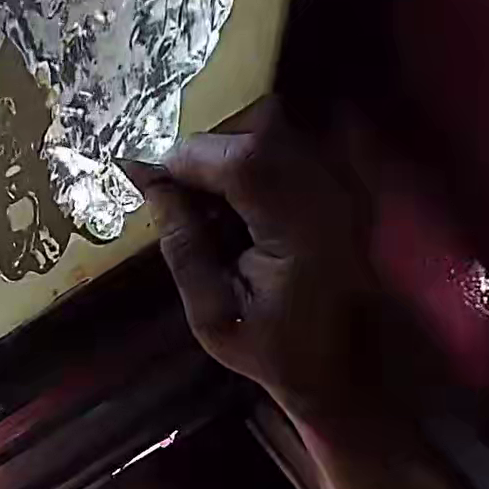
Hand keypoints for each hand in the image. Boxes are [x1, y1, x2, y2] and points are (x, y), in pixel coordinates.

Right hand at [131, 106, 377, 422]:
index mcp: (300, 232)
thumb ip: (183, 248)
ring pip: (272, 128)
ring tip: (201, 201)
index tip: (149, 178)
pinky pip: (283, 145)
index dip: (190, 157)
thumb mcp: (211, 315)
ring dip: (224, 153)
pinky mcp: (337, 183)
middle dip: (206, 150)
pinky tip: (229, 203)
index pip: (245, 160)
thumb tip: (153, 186)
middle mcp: (328, 194)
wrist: (339, 360)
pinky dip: (245, 160)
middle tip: (175, 191)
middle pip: (261, 128)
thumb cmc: (272, 348)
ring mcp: (339, 184)